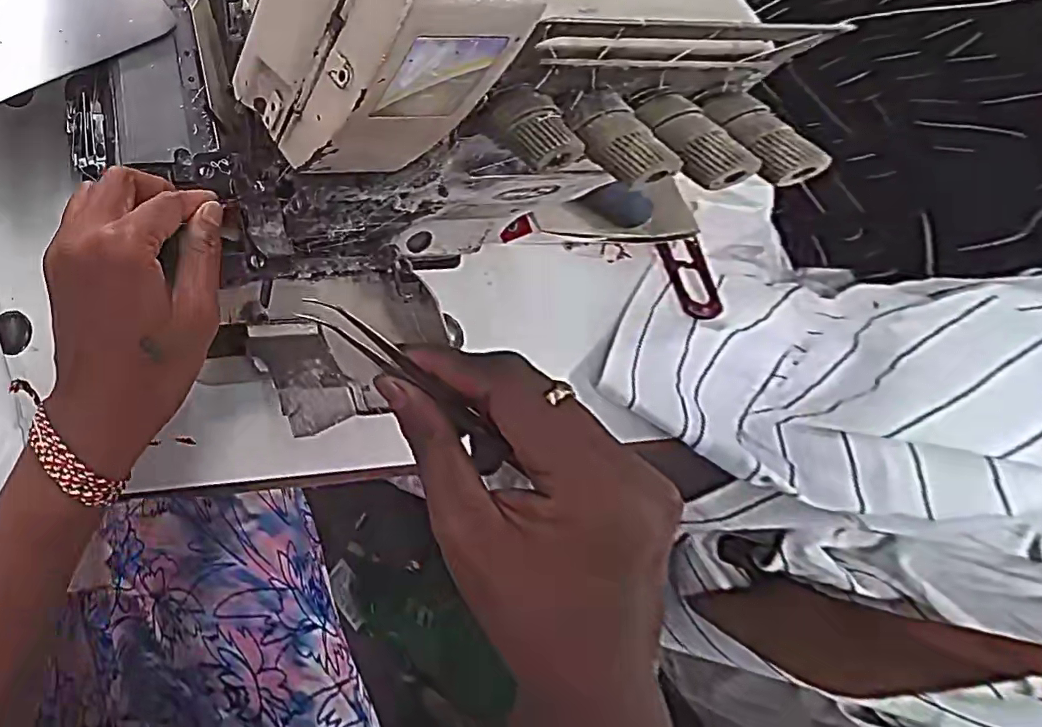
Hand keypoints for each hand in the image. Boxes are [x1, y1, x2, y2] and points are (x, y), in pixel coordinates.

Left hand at [42, 166, 222, 479]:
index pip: (165, 201)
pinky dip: (104, 216)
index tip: (210, 208)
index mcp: (121, 249)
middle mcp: (85, 242)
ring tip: (157, 225)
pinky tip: (130, 242)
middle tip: (184, 213)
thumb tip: (207, 215)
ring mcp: (65, 253)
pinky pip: (78, 218)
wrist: (100, 408)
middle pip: (121, 180)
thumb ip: (202, 251)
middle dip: (158, 189)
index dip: (195, 202)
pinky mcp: (56, 266)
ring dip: (127, 198)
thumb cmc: (144, 375)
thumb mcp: (195, 312)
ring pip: (93, 192)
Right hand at [377, 350, 680, 725]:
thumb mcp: (464, 529)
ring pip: (552, 402)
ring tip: (447, 409)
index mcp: (596, 486)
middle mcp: (632, 472)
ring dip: (496, 398)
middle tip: (419, 383)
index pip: (517, 391)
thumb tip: (400, 388)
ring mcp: (642, 476)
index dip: (456, 366)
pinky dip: (523, 421)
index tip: (410, 358)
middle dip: (472, 380)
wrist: (589, 684)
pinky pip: (570, 425)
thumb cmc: (526, 620)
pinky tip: (490, 437)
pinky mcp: (637, 481)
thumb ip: (432, 445)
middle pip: (538, 390)